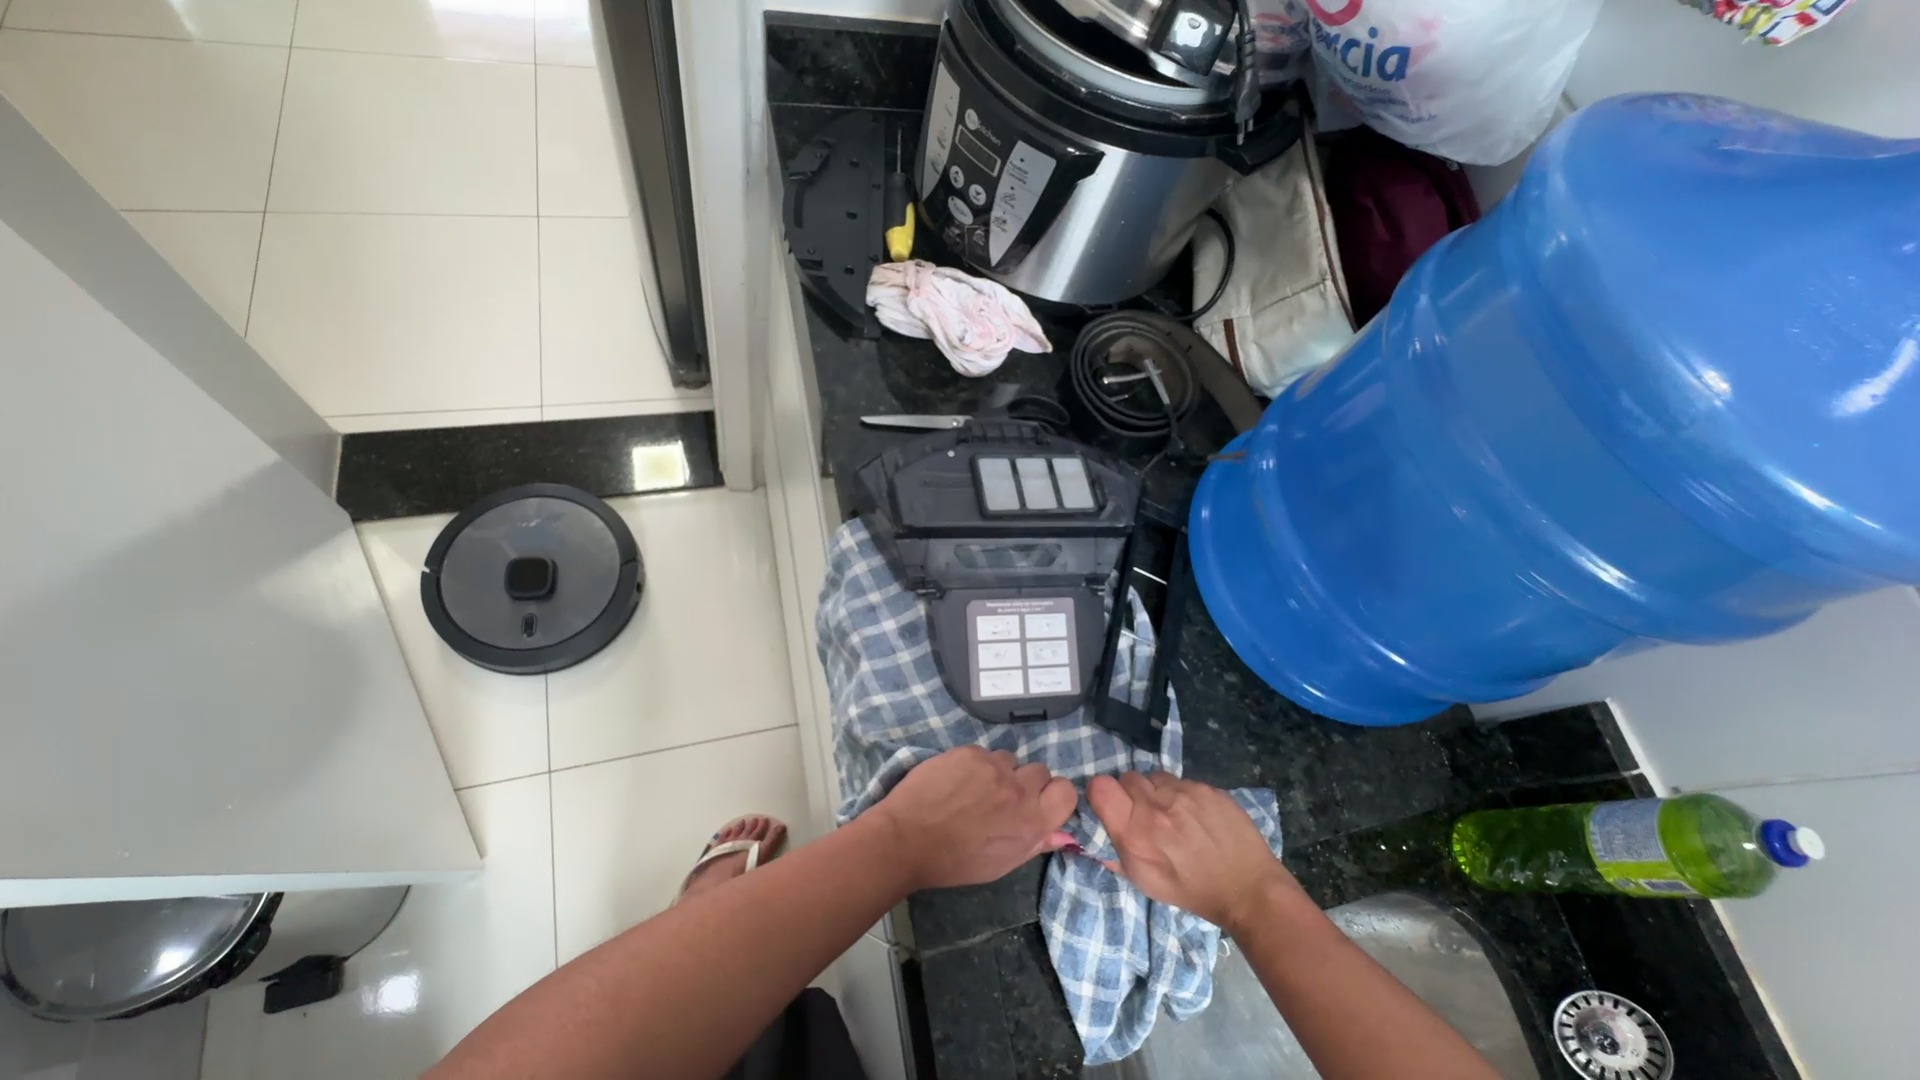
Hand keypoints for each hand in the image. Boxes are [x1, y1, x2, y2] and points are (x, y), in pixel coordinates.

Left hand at [871, 746, 1077, 890]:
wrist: (906, 840)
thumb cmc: (954, 862)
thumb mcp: (1002, 864)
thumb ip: (1035, 844)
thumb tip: (1062, 834)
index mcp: (1031, 822)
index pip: (1067, 792)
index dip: (1055, 795)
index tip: (1039, 802)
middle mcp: (1018, 790)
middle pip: (1040, 771)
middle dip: (1026, 783)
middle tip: (1002, 798)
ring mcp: (992, 767)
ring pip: (1010, 759)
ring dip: (1000, 772)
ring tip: (975, 788)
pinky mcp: (968, 752)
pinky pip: (983, 753)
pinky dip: (974, 764)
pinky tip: (956, 780)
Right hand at [1087, 772, 1293, 933]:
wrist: (1246, 889)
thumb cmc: (1191, 890)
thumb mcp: (1145, 882)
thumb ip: (1116, 854)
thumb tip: (1095, 836)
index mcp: (1135, 833)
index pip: (1100, 787)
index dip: (1103, 793)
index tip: (1112, 805)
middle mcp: (1156, 807)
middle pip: (1127, 778)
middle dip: (1132, 793)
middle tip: (1146, 814)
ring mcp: (1184, 794)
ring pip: (1156, 778)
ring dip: (1158, 792)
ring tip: (1174, 814)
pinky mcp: (1208, 788)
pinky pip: (1184, 782)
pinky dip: (1185, 795)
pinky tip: (1198, 816)